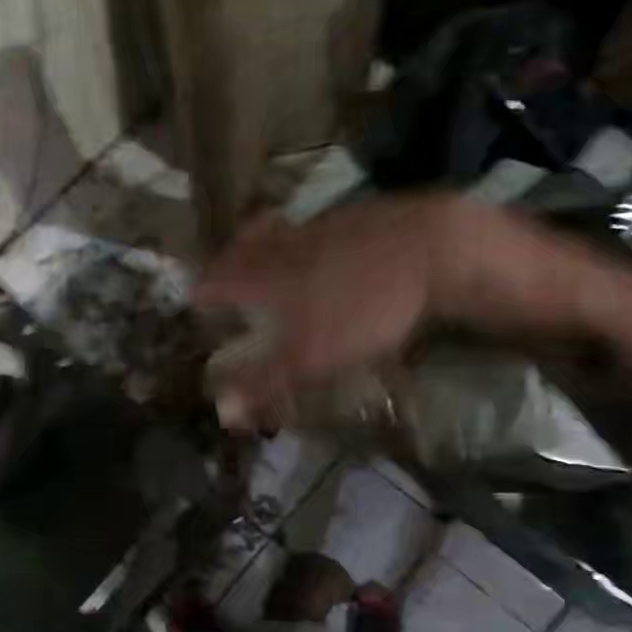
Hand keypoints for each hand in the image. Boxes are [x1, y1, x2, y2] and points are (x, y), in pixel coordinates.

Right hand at [196, 196, 612, 428]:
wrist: (431, 248)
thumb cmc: (360, 309)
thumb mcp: (309, 359)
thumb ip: (262, 384)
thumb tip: (221, 413)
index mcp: (259, 275)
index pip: (210, 283)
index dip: (200, 300)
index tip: (201, 314)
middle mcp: (278, 245)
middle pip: (236, 251)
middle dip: (226, 270)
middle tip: (228, 289)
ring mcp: (314, 226)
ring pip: (272, 237)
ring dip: (261, 253)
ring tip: (269, 273)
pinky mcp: (348, 218)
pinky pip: (309, 232)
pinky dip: (302, 246)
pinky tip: (324, 261)